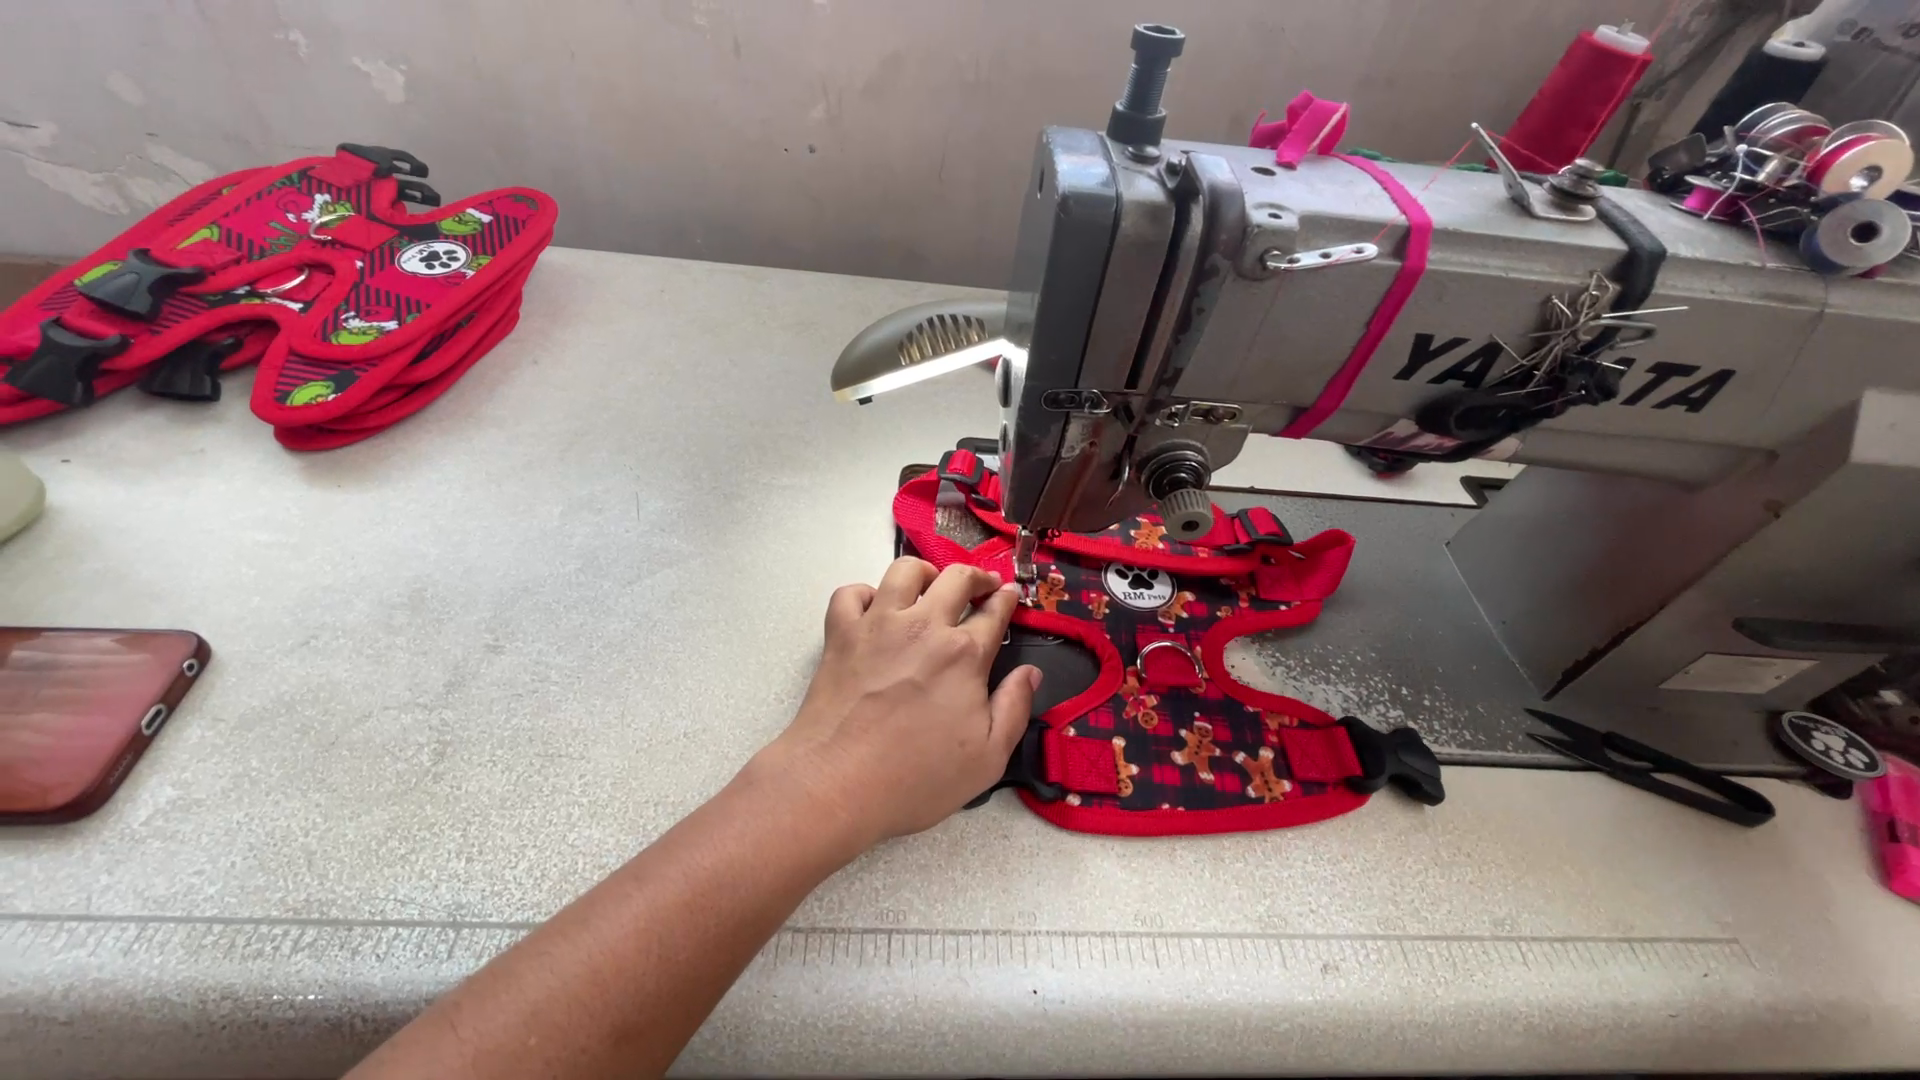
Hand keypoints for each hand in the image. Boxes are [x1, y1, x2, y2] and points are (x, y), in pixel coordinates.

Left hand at [747, 557, 1041, 849]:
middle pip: (956, 578)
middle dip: (977, 575)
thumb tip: (1031, 673)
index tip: (1011, 594)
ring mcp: (877, 624)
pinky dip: (865, 594)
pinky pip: (850, 593)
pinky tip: (874, 609)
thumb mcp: (988, 758)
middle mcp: (923, 625)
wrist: (837, 783)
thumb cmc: (917, 777)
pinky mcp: (840, 634)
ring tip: (930, 585)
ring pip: (904, 571)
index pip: (994, 612)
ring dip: (925, 572)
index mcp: (964, 653)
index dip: (1007, 599)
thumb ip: (1014, 708)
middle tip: (982, 585)